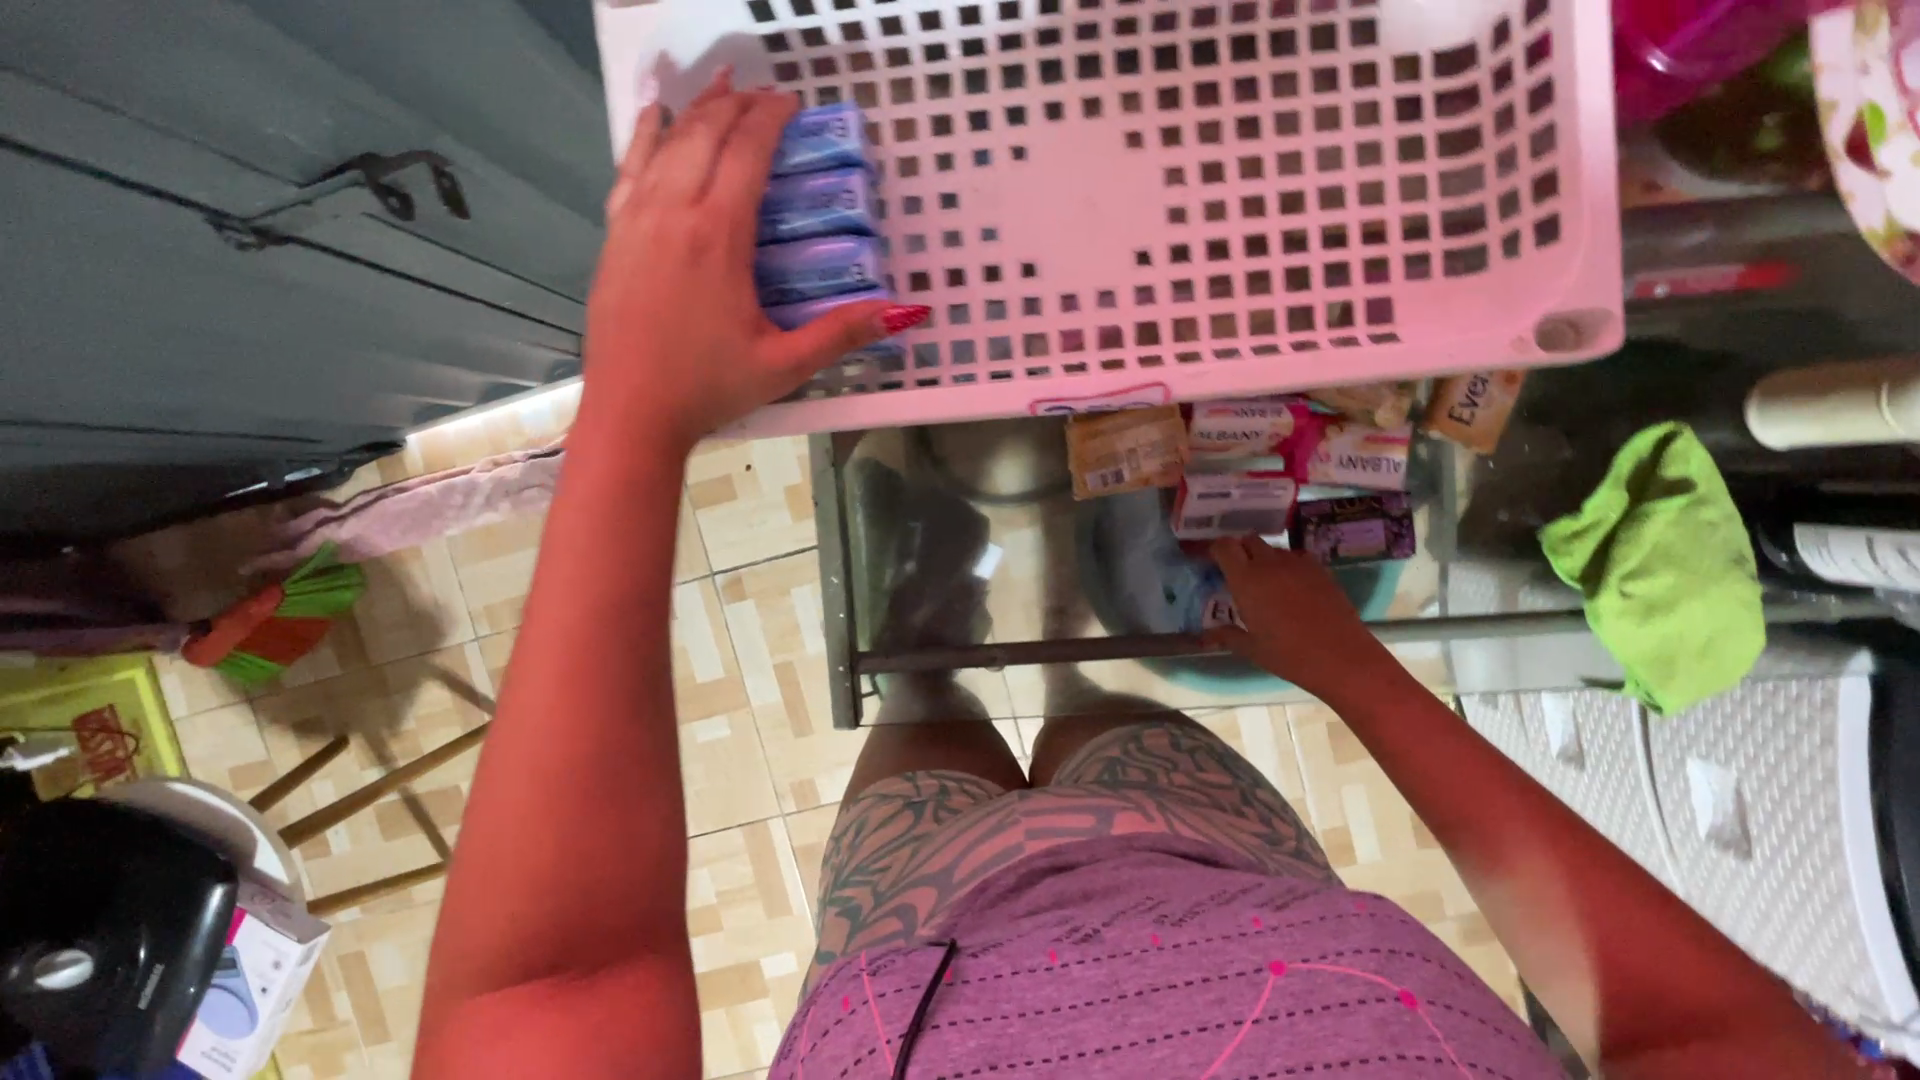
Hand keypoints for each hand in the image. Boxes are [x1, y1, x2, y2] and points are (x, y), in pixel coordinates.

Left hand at [589, 70, 929, 449]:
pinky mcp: (614, 237)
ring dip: (695, 108)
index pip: (747, 151)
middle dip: (736, 103)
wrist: (631, 413)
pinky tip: (655, 120)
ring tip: (718, 84)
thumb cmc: (709, 389)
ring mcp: (636, 221)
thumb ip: (841, 333)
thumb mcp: (784, 365)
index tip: (792, 102)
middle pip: (705, 133)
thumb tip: (902, 312)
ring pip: (664, 142)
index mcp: (718, 236)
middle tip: (763, 93)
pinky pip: (629, 168)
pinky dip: (646, 135)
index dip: (771, 118)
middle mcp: (673, 212)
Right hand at [1205, 537, 1395, 701]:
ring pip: (1274, 549)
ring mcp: (1298, 564)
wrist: (1341, 656)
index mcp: (1246, 580)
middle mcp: (1269, 564)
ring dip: (1265, 558)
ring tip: (1267, 580)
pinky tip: (1293, 584)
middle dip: (1241, 550)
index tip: (1214, 562)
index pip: (1224, 547)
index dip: (1217, 550)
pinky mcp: (1320, 570)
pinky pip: (1298, 557)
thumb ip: (1227, 636)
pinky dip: (1289, 564)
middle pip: (1250, 540)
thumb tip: (1206, 635)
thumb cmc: (1289, 655)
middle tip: (1239, 571)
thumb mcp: (1252, 649)